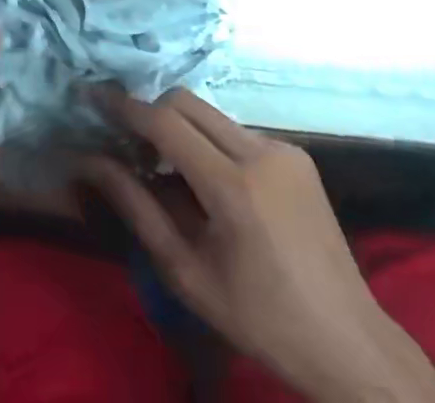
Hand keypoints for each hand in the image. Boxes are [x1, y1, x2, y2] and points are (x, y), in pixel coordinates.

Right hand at [80, 89, 434, 402]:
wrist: (344, 338)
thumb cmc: (255, 316)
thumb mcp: (184, 269)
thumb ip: (135, 206)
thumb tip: (90, 162)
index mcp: (233, 186)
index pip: (164, 122)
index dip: (123, 106)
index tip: (92, 96)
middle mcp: (262, 151)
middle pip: (187, 103)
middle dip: (150, 112)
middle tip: (126, 142)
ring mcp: (285, 149)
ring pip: (212, 115)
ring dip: (180, 129)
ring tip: (165, 171)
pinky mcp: (299, 156)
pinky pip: (238, 133)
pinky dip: (211, 144)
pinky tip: (209, 185)